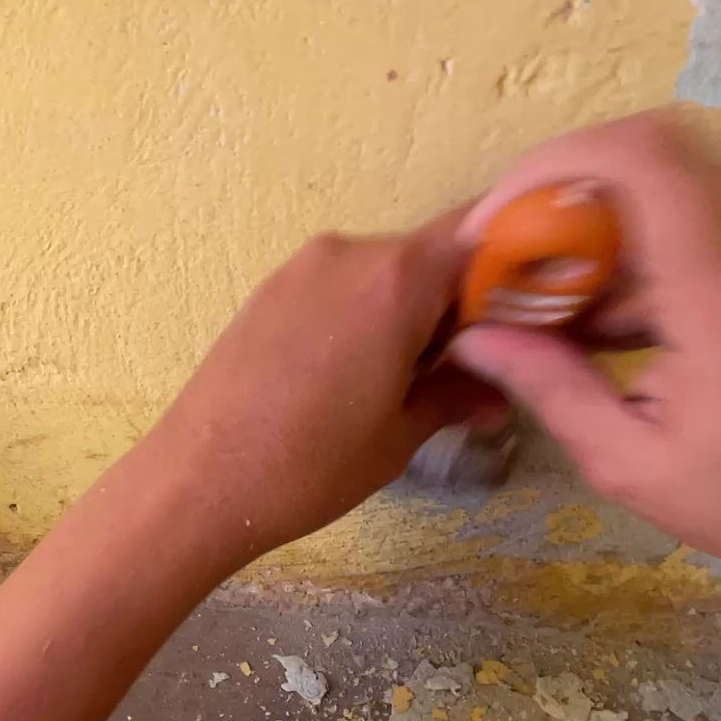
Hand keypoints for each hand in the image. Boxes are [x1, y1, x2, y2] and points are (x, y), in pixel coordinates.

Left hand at [127, 208, 504, 566]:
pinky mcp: (264, 293)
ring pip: (380, 274)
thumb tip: (500, 391)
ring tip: (397, 381)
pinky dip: (359, 317)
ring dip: (405, 314)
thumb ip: (456, 394)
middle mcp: (347, 252)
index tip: (523, 322)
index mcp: (396, 277)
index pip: (484, 237)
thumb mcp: (397, 436)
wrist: (197, 482)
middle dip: (456, 304)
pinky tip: (346, 374)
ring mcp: (298, 269)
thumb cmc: (308, 466)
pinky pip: (335, 289)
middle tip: (462, 369)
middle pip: (429, 256)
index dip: (515, 273)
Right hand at [448, 112, 720, 597]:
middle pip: (639, 185)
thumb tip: (473, 339)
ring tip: (535, 333)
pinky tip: (599, 344)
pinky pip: (696, 248)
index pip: (635, 154)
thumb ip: (549, 387)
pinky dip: (636, 284)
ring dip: (591, 267)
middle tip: (494, 299)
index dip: (547, 169)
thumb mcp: (630, 460)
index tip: (488, 231)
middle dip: (552, 233)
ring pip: (664, 221)